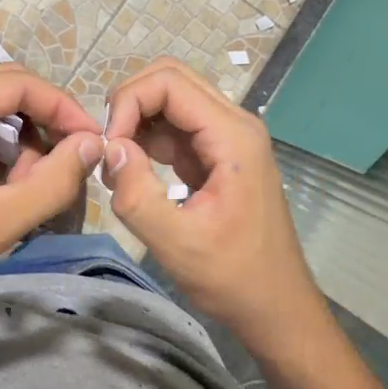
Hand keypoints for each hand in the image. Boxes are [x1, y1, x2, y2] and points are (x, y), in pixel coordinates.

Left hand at [0, 64, 102, 317]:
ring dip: (18, 138)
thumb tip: (95, 144)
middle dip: (41, 123)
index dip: (61, 107)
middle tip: (70, 160)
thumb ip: (53, 180)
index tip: (93, 139)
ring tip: (29, 183)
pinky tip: (2, 184)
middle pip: (2, 88)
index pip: (16, 83)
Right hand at [103, 58, 318, 337]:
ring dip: (138, 118)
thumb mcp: (178, 245)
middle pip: (171, 78)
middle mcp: (233, 123)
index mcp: (232, 135)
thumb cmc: (234, 279)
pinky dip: (148, 136)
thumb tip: (111, 149)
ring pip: (173, 97)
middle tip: (109, 145)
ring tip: (117, 162)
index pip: (169, 82)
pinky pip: (177, 125)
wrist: (278, 310)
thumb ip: (137, 195)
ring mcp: (227, 137)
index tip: (109, 145)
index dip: (130, 101)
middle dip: (131, 101)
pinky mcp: (218, 153)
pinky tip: (132, 170)